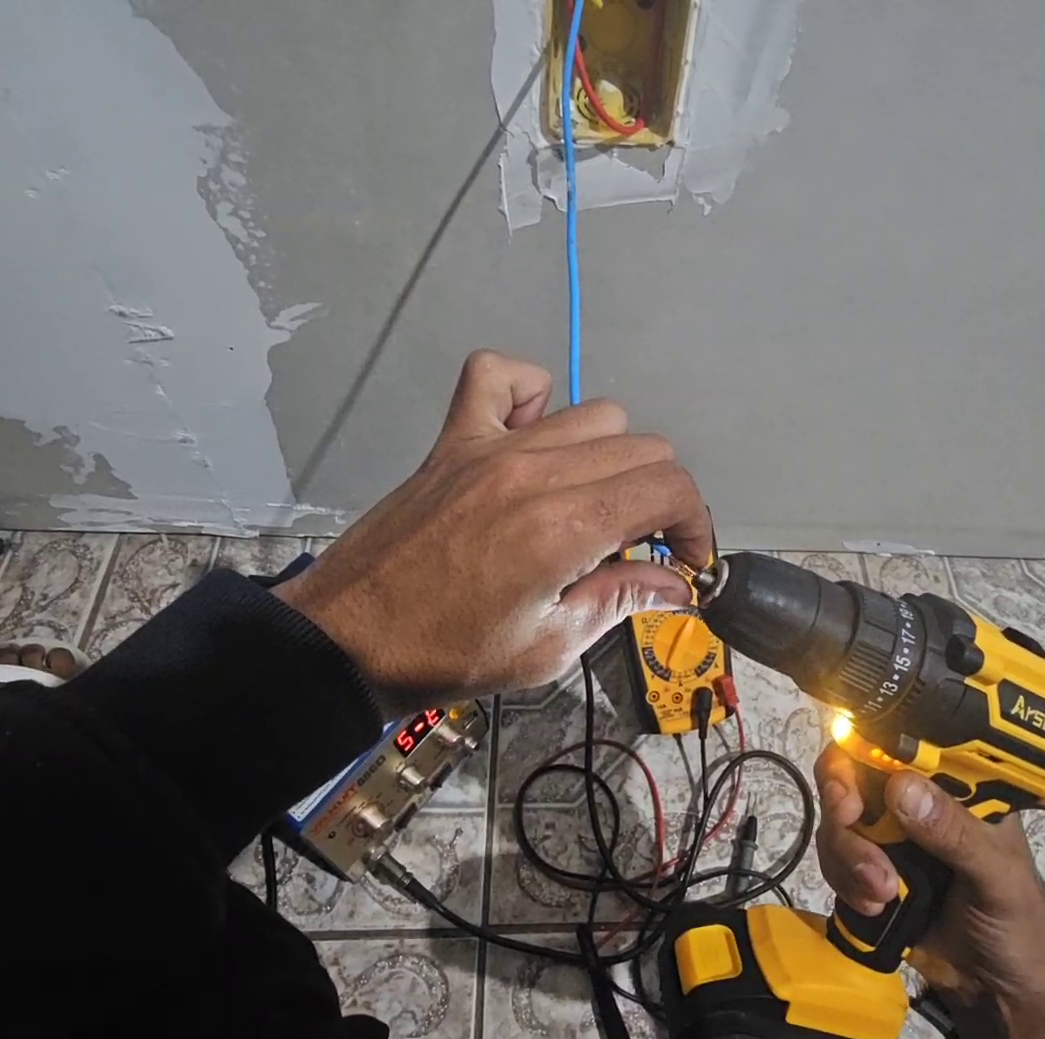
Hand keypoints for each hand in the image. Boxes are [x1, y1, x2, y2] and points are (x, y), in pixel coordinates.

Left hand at [276, 351, 711, 715]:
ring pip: (595, 412)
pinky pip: (499, 376)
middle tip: (638, 544)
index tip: (684, 561)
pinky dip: (531, 394)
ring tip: (590, 502)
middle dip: (661, 497)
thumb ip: (619, 601)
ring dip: (613, 456)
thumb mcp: (547, 648)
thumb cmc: (450, 655)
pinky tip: (534, 437)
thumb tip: (675, 584)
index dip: (696, 524)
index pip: (669, 488)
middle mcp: (536, 470)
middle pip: (643, 446)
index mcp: (564, 528)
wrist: (348, 639)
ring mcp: (491, 445)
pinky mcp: (453, 438)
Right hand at [814, 746, 1044, 1038]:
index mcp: (954, 786)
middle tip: (848, 823)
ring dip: (846, 855)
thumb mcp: (998, 878)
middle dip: (843, 803)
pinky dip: (843, 880)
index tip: (854, 781)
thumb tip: (901, 787)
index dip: (864, 747)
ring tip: (879, 895)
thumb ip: (954, 833)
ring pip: (837, 818)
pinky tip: (873, 906)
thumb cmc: (1020, 930)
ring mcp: (888, 835)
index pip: (900, 742)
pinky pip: (833, 857)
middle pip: (852, 773)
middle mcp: (915, 801)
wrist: (1002, 1000)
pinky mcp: (867, 869)